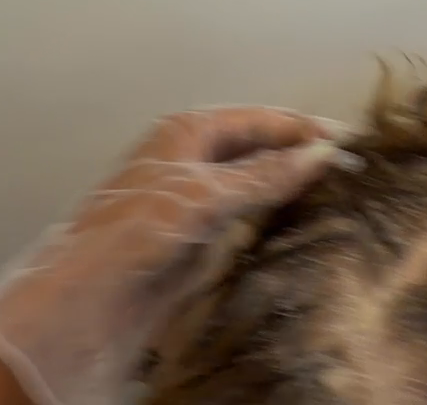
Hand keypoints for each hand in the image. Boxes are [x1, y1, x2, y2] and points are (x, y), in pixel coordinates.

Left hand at [0, 108, 340, 404]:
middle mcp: (192, 158)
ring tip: (336, 194)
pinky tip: (299, 226)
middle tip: (348, 169)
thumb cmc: (136, 233)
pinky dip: (272, 217)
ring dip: (288, 187)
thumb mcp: (205, 196)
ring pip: (253, 184)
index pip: (259, 120)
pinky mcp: (194, 240)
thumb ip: (264, 175)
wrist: (78, 307)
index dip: (302, 129)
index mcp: (188, 131)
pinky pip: (243, 219)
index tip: (348, 141)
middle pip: (257, 148)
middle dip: (299, 155)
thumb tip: (321, 155)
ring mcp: (193, 200)